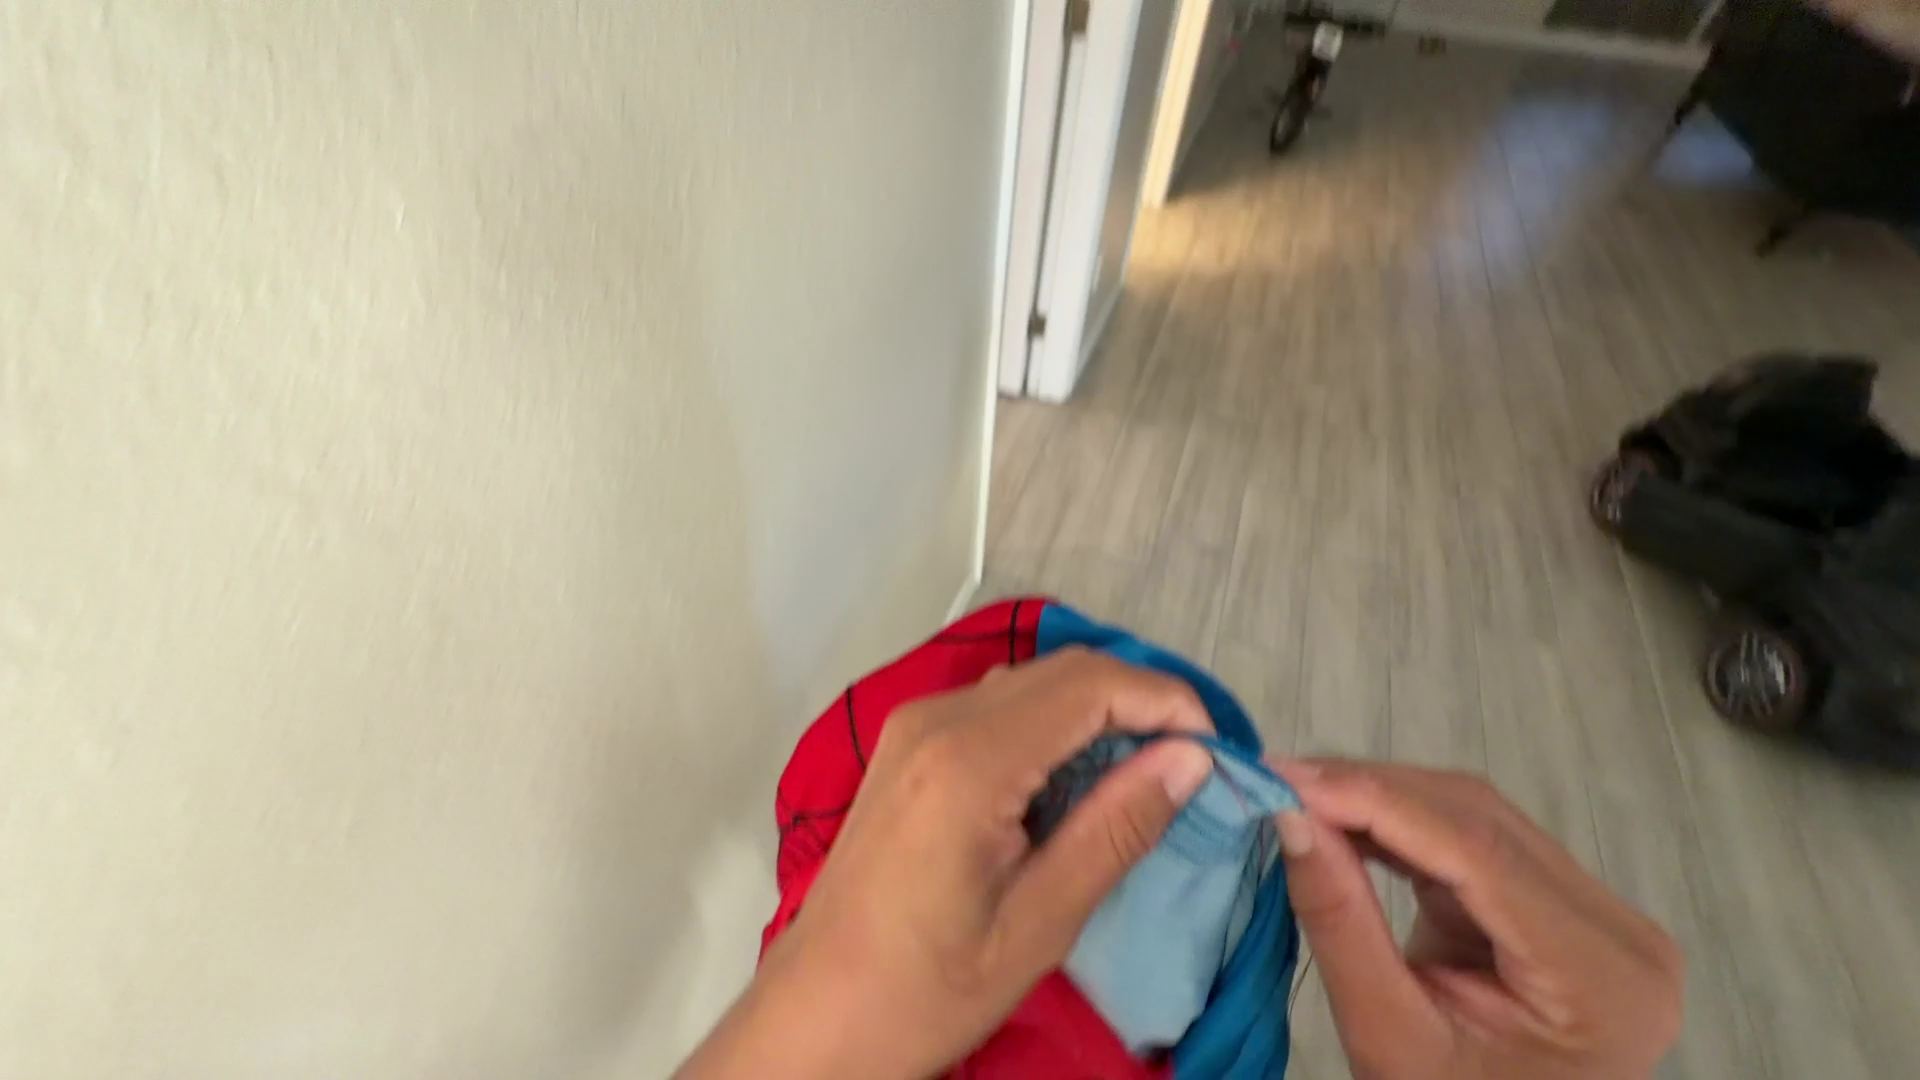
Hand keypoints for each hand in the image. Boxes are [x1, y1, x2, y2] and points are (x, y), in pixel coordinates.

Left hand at [678, 648, 1217, 1079]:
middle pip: (1063, 671)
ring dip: (1097, 710)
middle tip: (1190, 764)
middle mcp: (937, 717)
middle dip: (1138, 701)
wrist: (818, 1010)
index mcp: (969, 759)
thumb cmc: (928, 986)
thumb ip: (1117, 829)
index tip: (1214, 750)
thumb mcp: (1039, 923)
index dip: (1165, 699)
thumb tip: (1191, 760)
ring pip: (1032, 682)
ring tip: (1144, 771)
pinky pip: (999, 705)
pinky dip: (1052, 723)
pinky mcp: (910, 740)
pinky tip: (1075, 775)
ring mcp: (916, 722)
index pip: (1090, 684)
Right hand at [1273, 760, 1684, 1079]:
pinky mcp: (1542, 898)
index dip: (1374, 799)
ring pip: (1463, 812)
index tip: (1284, 778)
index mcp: (1600, 975)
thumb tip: (1288, 814)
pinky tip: (1335, 816)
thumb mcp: (1387, 1037)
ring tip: (1294, 792)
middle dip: (1365, 788)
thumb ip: (1339, 920)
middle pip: (1474, 817)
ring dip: (1372, 796)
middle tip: (1277, 779)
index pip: (1476, 849)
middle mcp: (1613, 926)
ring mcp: (1584, 908)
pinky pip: (1457, 834)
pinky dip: (1388, 821)